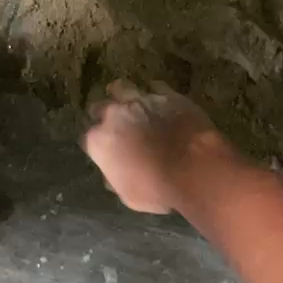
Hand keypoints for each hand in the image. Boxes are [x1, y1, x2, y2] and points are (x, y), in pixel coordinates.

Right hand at [84, 80, 236, 214]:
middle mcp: (114, 115)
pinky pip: (154, 87)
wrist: (193, 168)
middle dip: (105, 116)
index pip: (89, 138)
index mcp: (100, 141)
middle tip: (117, 126)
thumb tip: (112, 174)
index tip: (106, 151)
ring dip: (122, 94)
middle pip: (100, 108)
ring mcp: (140, 100)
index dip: (98, 144)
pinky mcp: (165, 94)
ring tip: (129, 102)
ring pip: (122, 88)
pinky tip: (159, 102)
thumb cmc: (157, 189)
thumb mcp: (128, 195)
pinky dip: (154, 94)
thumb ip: (115, 178)